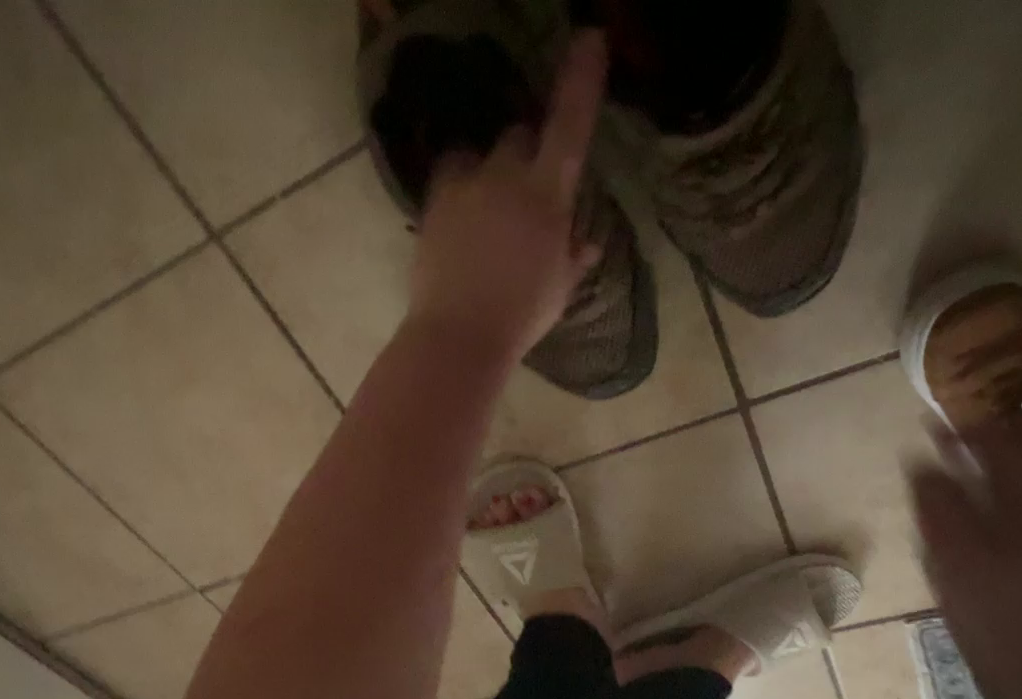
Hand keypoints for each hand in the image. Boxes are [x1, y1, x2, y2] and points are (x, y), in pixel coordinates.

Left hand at [403, 30, 606, 360]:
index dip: (581, 80)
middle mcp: (504, 177)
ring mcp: (463, 187)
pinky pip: (449, 179)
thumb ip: (573, 257)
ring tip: (485, 208)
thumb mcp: (559, 289)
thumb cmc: (521, 316)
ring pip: (478, 155)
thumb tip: (586, 242)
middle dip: (528, 153)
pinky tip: (461, 225)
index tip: (589, 39)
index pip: (570, 125)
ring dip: (487, 170)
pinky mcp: (432, 204)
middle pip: (520, 136)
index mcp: (546, 196)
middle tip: (527, 192)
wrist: (458, 336)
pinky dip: (459, 191)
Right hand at [907, 421, 1021, 681]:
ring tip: (976, 459)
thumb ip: (934, 499)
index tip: (934, 422)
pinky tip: (1005, 497)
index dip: (966, 428)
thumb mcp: (947, 552)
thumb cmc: (986, 609)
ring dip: (1013, 459)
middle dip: (994, 437)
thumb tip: (919, 459)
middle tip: (956, 436)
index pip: (1005, 440)